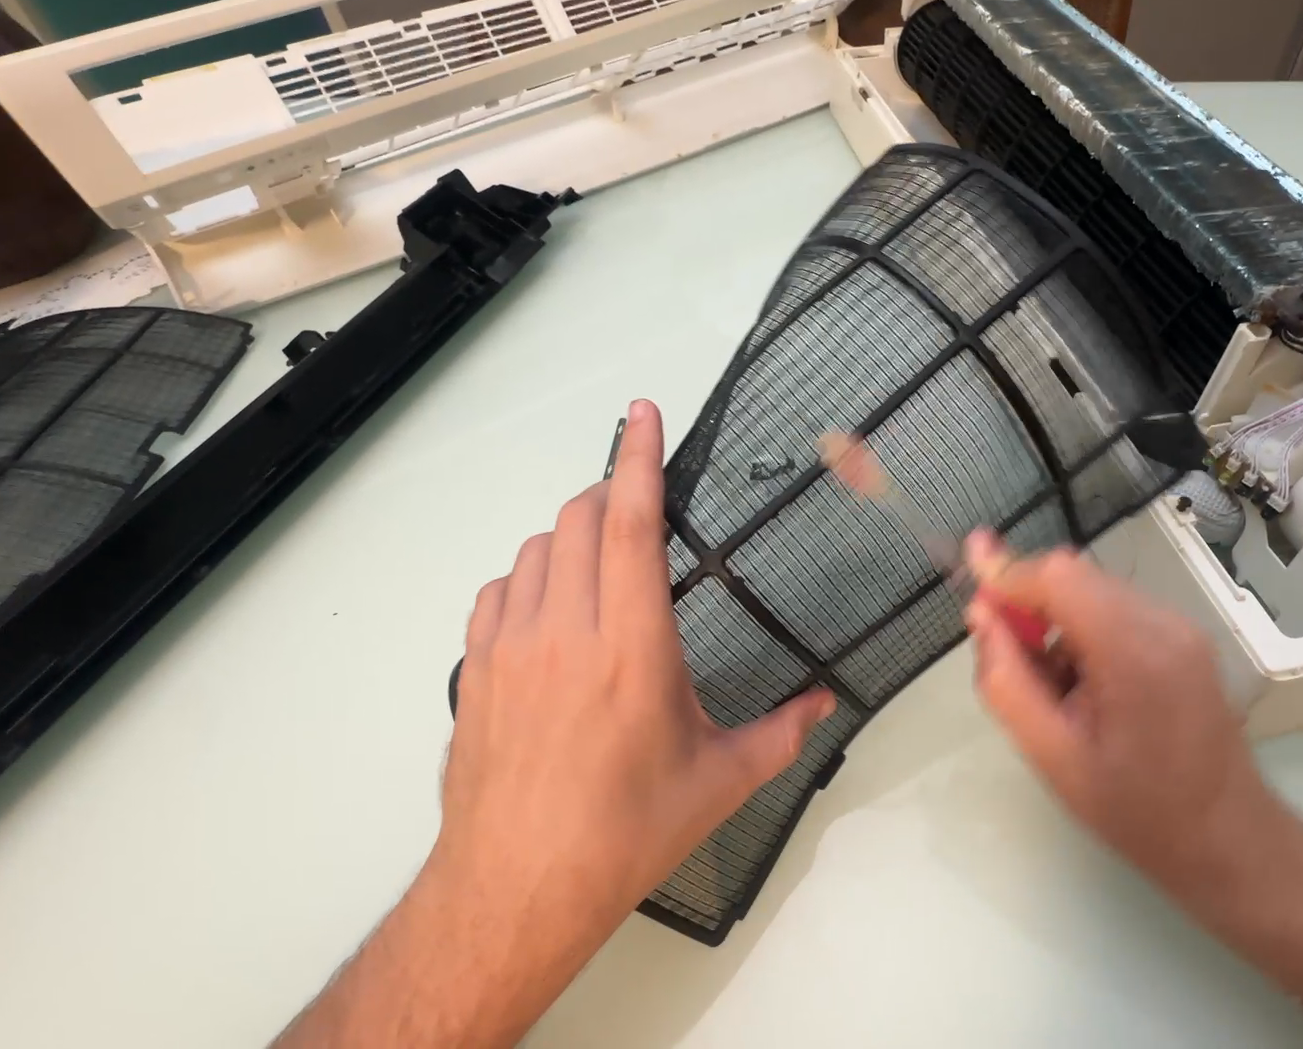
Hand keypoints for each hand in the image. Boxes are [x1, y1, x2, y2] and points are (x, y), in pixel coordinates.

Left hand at [438, 398, 833, 970]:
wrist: (515, 889)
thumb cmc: (626, 832)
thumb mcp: (720, 783)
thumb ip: (782, 733)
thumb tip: (825, 704)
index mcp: (633, 646)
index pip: (633, 525)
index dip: (640, 459)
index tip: (643, 412)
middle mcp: (566, 631)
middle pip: (580, 520)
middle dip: (611, 495)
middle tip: (640, 510)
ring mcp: (510, 646)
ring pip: (537, 549)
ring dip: (573, 538)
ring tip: (602, 568)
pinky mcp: (476, 669)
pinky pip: (499, 590)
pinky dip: (530, 578)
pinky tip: (550, 610)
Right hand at [961, 529, 1271, 889]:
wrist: (1231, 842)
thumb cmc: (1137, 811)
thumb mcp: (1052, 756)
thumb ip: (1006, 681)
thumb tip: (981, 616)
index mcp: (1133, 653)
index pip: (1058, 577)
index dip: (1007, 570)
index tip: (969, 569)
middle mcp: (1164, 624)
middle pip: (1075, 577)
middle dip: (1027, 600)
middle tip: (1000, 648)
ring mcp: (1181, 628)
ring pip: (1093, 591)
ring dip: (1055, 618)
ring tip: (1049, 684)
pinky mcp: (1187, 639)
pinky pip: (1116, 610)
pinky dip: (1083, 629)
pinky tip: (1082, 684)